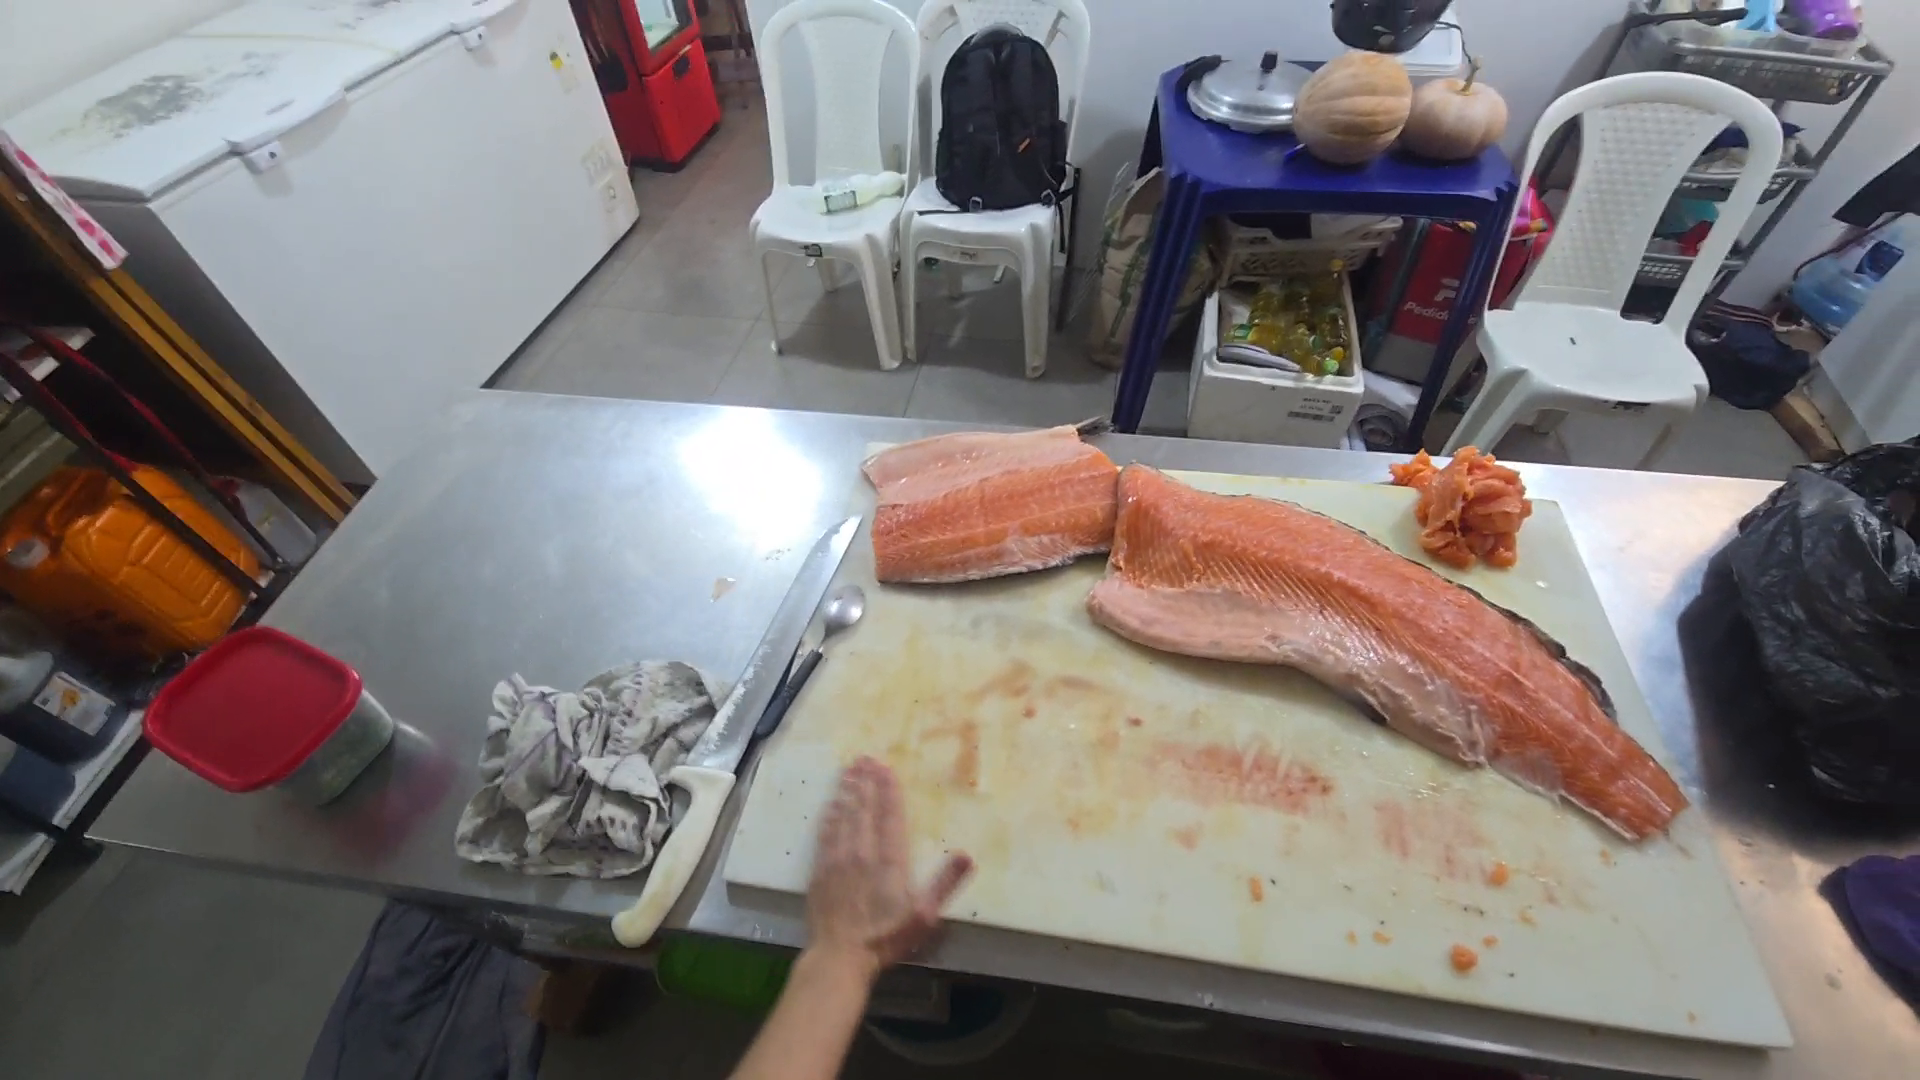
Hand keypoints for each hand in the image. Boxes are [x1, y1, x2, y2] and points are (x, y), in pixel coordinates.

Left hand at [806, 756, 972, 980]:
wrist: (840, 957)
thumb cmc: (886, 937)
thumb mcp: (924, 915)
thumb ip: (945, 883)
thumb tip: (966, 854)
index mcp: (889, 859)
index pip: (890, 815)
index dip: (888, 790)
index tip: (885, 768)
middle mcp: (862, 851)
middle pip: (864, 808)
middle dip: (865, 782)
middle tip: (864, 758)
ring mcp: (838, 859)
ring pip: (843, 816)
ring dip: (847, 792)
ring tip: (849, 771)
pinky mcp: (820, 870)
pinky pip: (825, 834)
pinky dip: (829, 815)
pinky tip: (831, 804)